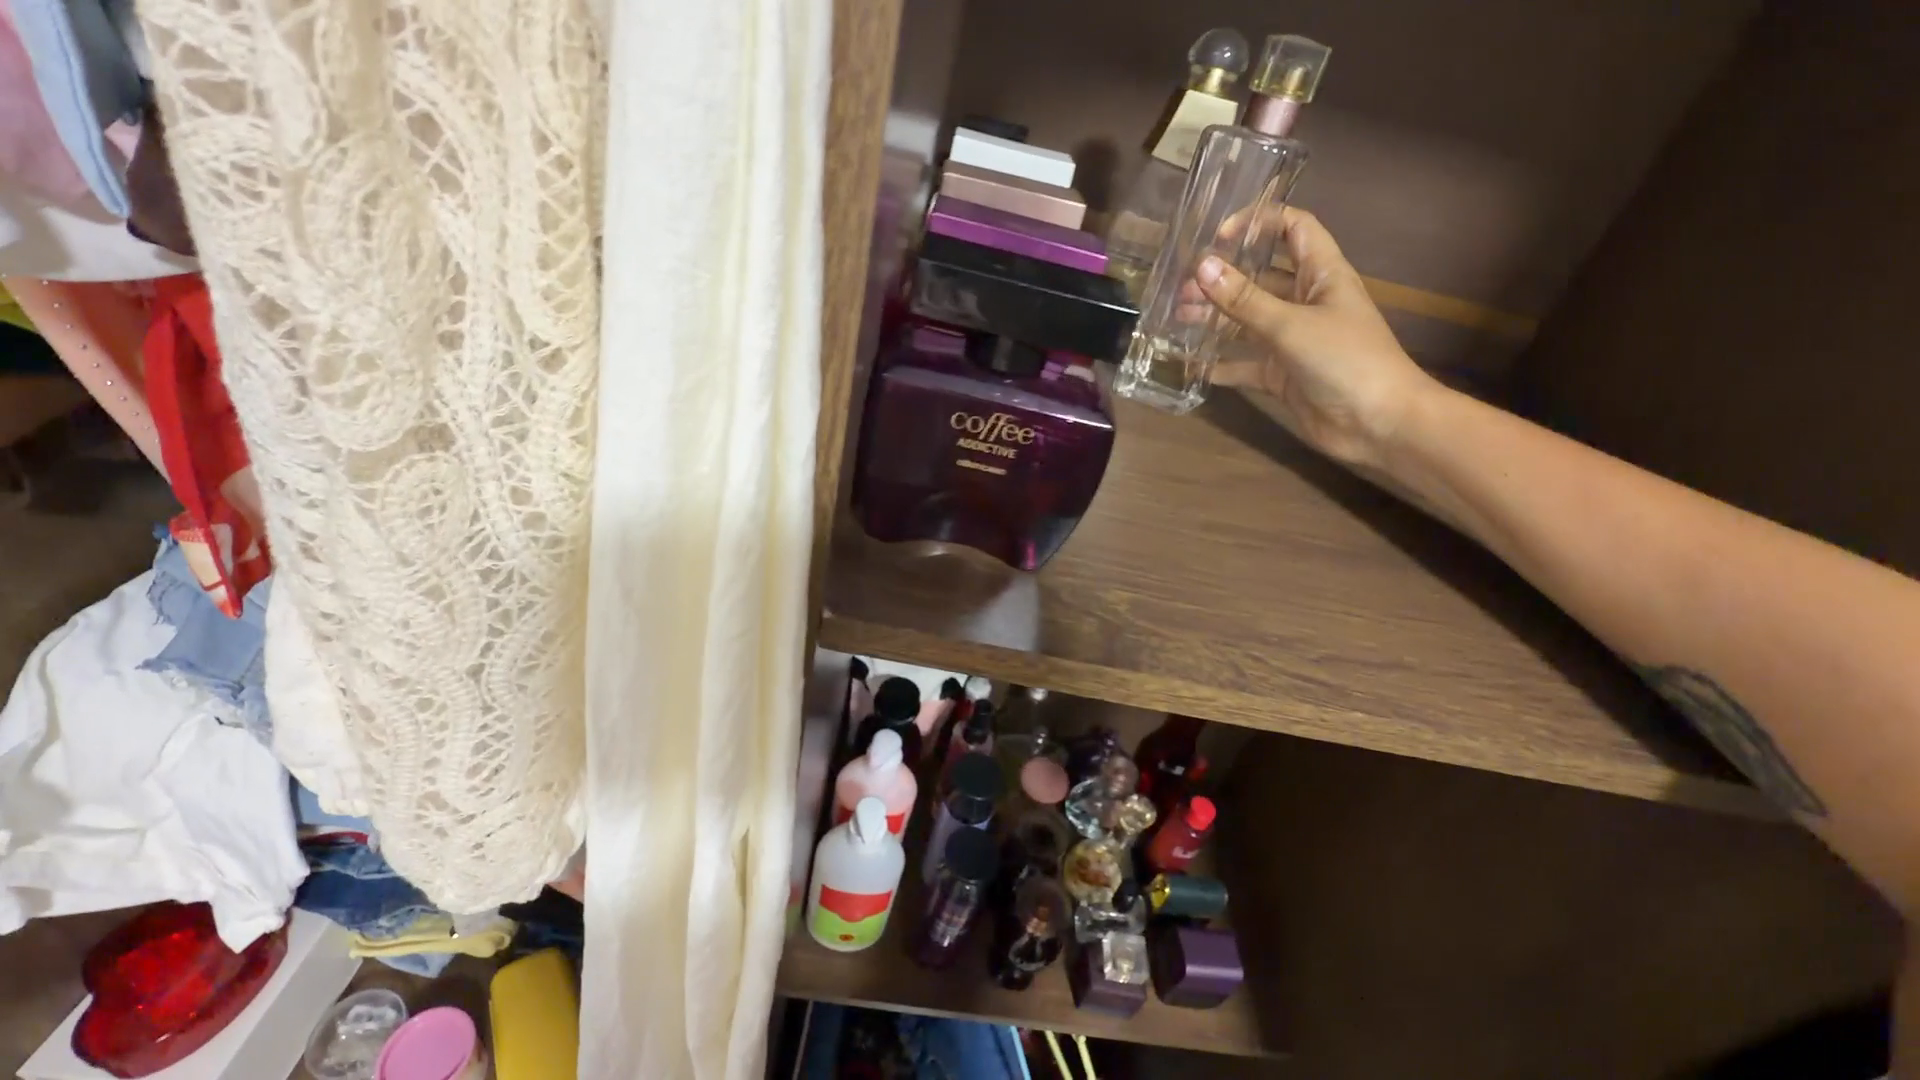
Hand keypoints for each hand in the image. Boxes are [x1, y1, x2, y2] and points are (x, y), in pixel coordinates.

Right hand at [1187, 207, 1437, 468]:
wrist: (1378, 424)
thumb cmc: (1345, 360)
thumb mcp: (1291, 325)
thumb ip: (1244, 299)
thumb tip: (1202, 267)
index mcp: (1322, 274)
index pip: (1293, 228)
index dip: (1259, 222)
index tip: (1219, 236)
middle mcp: (1306, 302)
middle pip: (1260, 277)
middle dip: (1223, 278)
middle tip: (1182, 287)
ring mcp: (1294, 339)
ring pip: (1248, 320)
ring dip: (1215, 317)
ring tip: (1177, 318)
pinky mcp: (1283, 374)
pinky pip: (1245, 363)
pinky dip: (1221, 364)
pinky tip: (1190, 364)